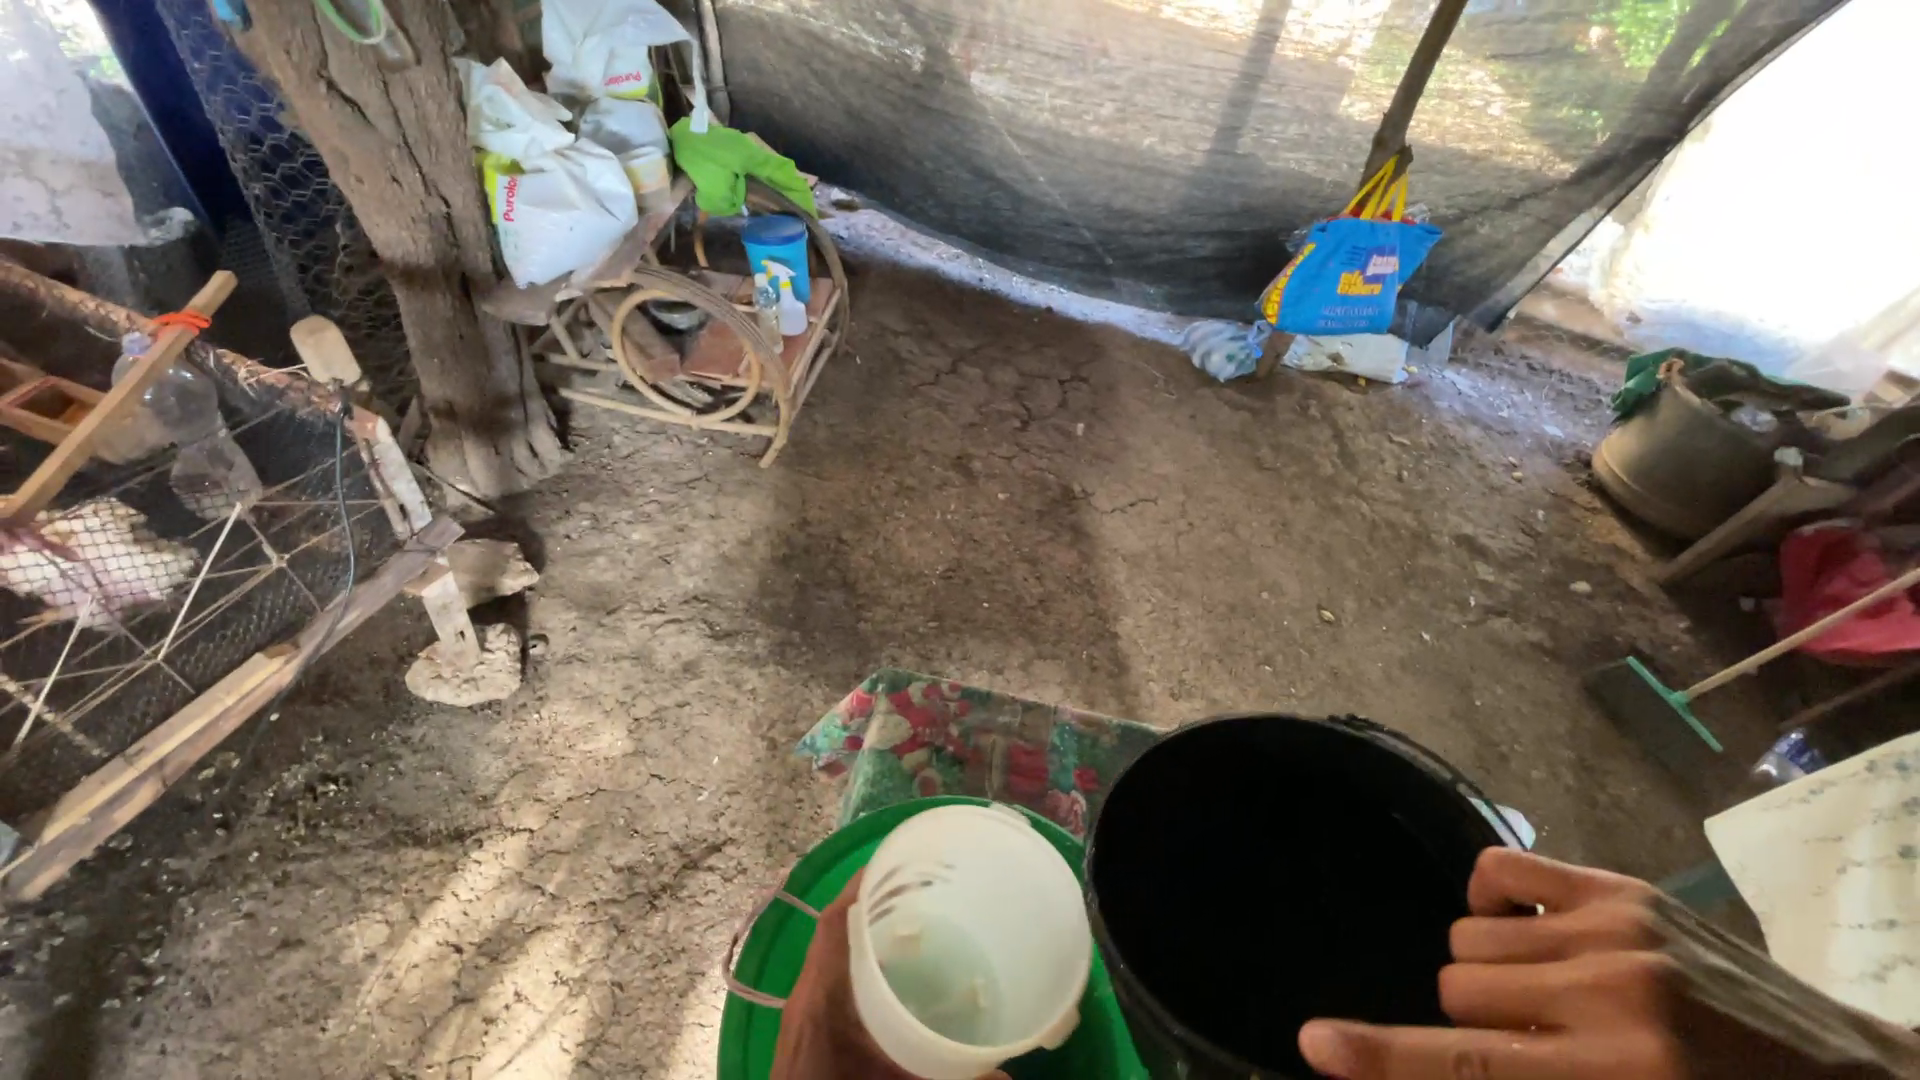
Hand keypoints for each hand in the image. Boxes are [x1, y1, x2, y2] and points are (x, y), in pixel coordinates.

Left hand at [770, 869, 1007, 1079]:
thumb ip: (949, 1073)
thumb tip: (1008, 1073)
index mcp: (822, 994)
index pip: (836, 922)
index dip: (863, 885)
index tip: (897, 861)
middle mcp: (808, 992)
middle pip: (836, 928)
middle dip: (874, 902)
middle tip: (920, 889)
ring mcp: (804, 1008)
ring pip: (833, 951)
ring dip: (866, 930)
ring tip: (910, 920)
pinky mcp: (808, 1025)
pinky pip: (833, 974)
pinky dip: (861, 961)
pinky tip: (892, 974)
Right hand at [1296, 848, 1917, 1078]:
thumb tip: (1456, 1057)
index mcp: (1617, 1079)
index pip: (1468, 1066)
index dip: (1382, 1057)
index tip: (1314, 1042)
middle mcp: (1609, 998)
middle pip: (1456, 992)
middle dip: (1477, 1023)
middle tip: (1540, 1045)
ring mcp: (1615, 931)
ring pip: (1468, 942)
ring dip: (1492, 976)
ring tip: (1555, 997)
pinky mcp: (1623, 890)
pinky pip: (1496, 874)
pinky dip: (1492, 907)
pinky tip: (1533, 935)